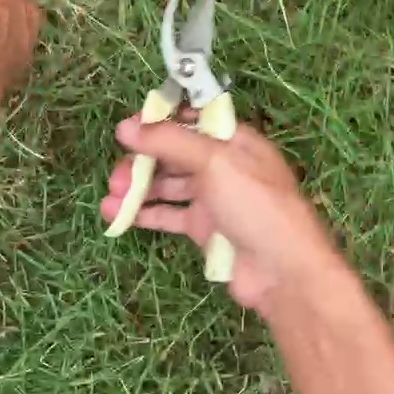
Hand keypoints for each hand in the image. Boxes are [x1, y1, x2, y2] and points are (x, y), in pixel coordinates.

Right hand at [100, 117, 342, 314]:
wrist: (283, 272)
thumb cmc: (256, 206)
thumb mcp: (214, 162)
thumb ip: (169, 141)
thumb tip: (125, 127)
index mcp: (233, 140)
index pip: (190, 120)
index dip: (158, 123)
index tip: (126, 131)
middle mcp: (222, 165)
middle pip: (173, 155)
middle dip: (141, 162)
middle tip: (116, 178)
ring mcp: (213, 198)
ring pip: (167, 186)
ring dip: (137, 189)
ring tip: (111, 200)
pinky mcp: (204, 228)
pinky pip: (168, 214)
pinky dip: (144, 214)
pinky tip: (117, 217)